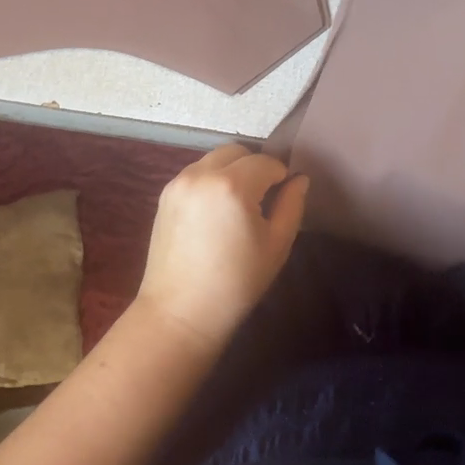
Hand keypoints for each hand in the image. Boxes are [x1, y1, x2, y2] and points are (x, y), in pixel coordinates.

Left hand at [135, 144, 307, 351]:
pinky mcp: (164, 194)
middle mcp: (201, 174)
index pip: (266, 162)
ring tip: (237, 206)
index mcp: (232, 185)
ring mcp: (179, 182)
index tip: (284, 197)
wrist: (180, 312)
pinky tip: (215, 212)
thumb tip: (299, 179)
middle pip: (237, 152)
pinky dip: (210, 180)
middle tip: (262, 199)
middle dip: (254, 167)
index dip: (281, 176)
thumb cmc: (236, 283)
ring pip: (213, 159)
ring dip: (231, 171)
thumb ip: (291, 205)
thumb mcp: (276, 245)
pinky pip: (195, 173)